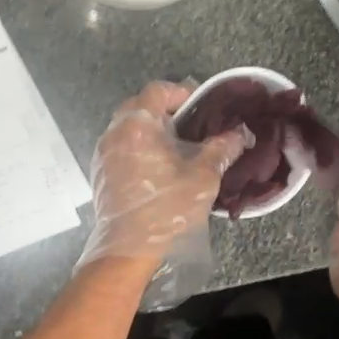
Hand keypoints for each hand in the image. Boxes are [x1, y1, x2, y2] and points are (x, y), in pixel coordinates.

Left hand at [77, 82, 248, 308]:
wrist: (127, 248)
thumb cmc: (166, 208)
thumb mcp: (203, 177)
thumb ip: (221, 149)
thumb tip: (238, 134)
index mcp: (137, 125)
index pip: (158, 90)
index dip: (181, 92)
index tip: (199, 106)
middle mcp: (115, 133)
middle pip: (139, 106)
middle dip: (164, 111)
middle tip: (188, 126)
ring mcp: (103, 153)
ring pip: (127, 127)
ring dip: (150, 130)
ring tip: (175, 148)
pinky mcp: (100, 173)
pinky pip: (120, 147)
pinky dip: (138, 148)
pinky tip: (157, 168)